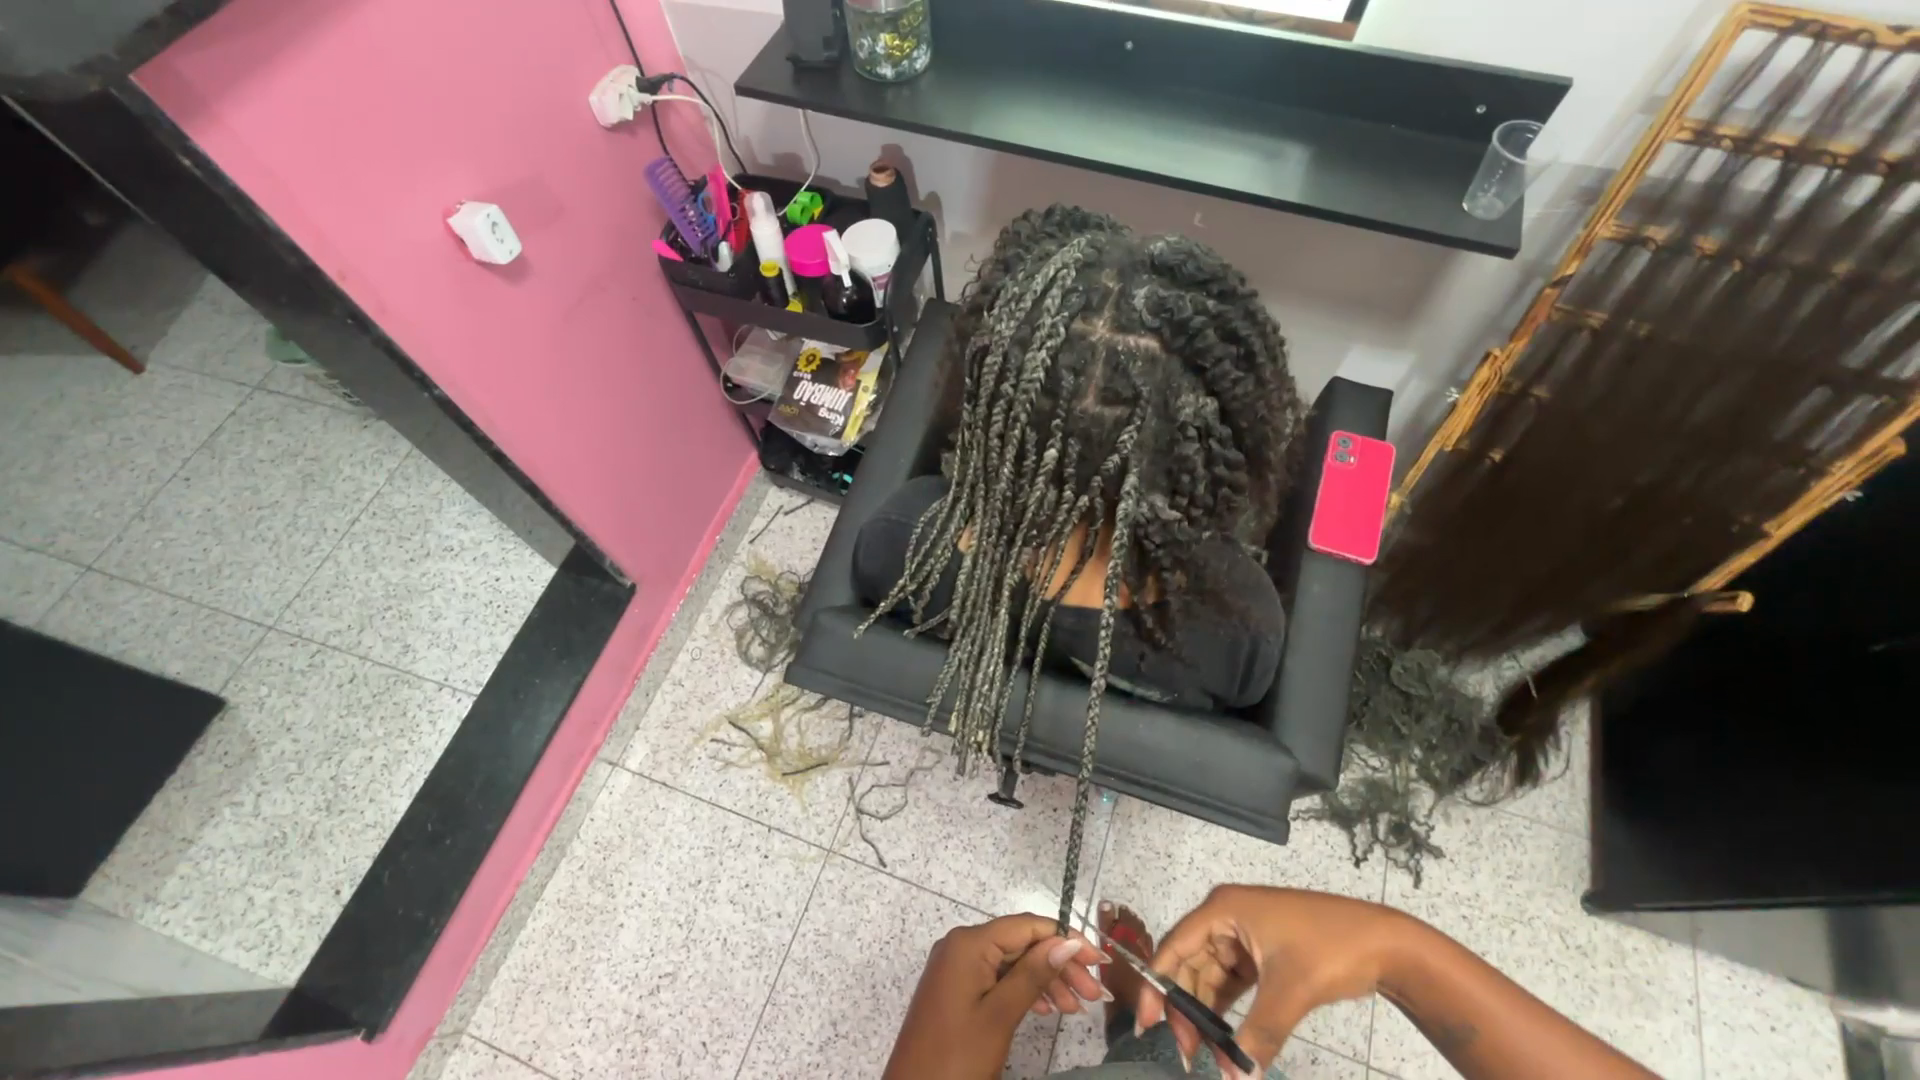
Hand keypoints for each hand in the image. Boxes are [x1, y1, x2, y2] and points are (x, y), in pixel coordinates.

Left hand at [883, 913, 1107, 1079]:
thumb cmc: (956, 1056)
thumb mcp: (1000, 1015)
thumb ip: (1034, 974)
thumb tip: (1069, 940)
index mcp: (969, 943)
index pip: (1027, 926)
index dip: (1066, 939)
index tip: (1100, 963)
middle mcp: (962, 945)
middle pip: (1021, 943)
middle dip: (1059, 965)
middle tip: (1094, 995)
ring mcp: (957, 967)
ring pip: (1012, 962)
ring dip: (1046, 980)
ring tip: (1076, 1008)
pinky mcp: (956, 988)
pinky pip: (998, 978)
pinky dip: (1024, 990)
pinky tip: (1047, 1008)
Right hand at [1136, 886, 1411, 1078]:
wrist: (1386, 944)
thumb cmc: (1330, 950)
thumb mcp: (1290, 992)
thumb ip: (1257, 1036)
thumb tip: (1234, 1079)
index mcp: (1223, 910)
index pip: (1175, 946)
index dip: (1157, 984)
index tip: (1146, 1023)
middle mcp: (1226, 918)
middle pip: (1189, 964)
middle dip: (1185, 1008)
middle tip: (1185, 1053)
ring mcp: (1243, 936)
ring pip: (1209, 978)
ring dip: (1206, 1014)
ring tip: (1205, 1055)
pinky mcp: (1260, 954)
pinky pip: (1231, 984)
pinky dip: (1227, 1012)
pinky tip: (1225, 1041)